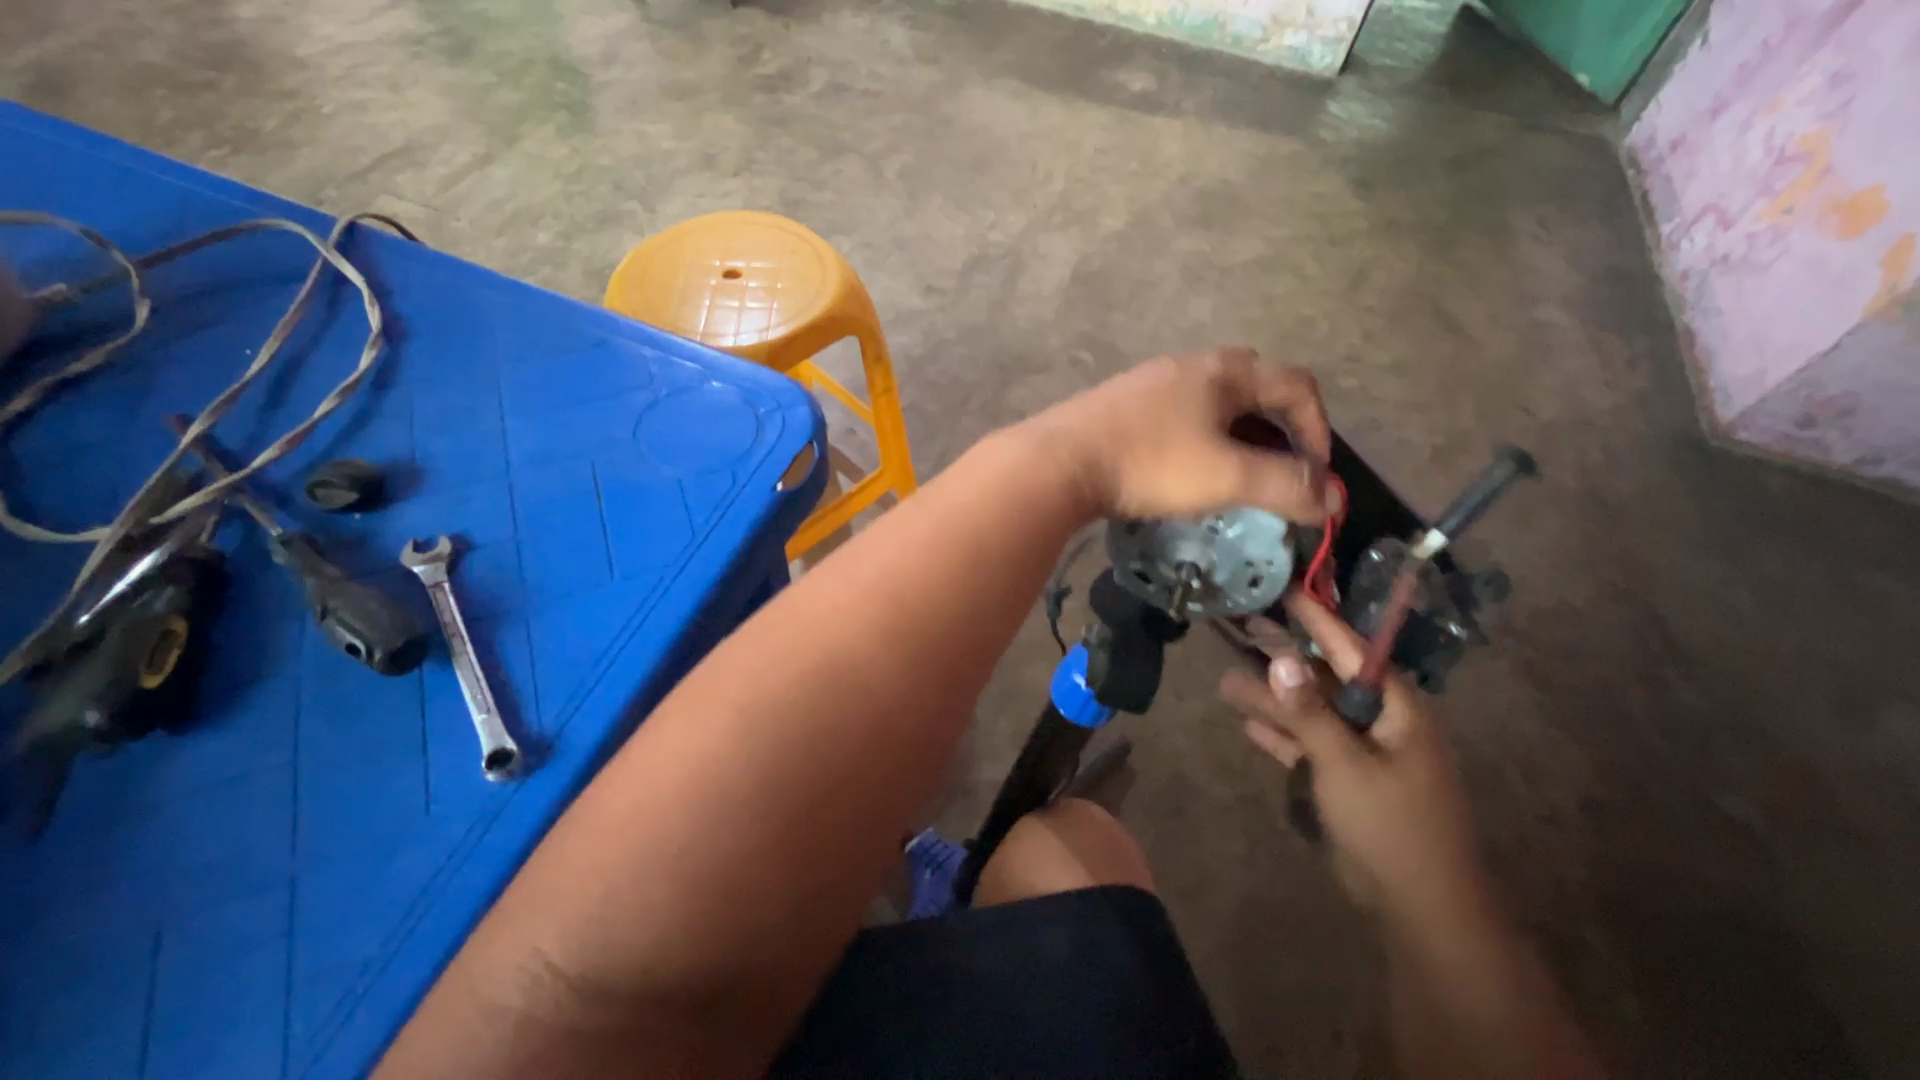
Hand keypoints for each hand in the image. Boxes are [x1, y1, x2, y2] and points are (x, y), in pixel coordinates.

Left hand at [1024, 348, 1335, 522]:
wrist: (1057, 463)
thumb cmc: (1150, 465)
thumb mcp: (1227, 478)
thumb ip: (1286, 486)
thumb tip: (1332, 498)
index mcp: (1224, 371)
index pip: (1296, 386)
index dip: (1318, 429)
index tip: (1314, 475)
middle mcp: (1190, 364)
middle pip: (1255, 386)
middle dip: (1278, 429)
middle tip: (1279, 471)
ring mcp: (1150, 381)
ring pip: (1214, 401)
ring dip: (1238, 435)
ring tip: (1236, 476)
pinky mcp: (1121, 404)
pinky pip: (1179, 413)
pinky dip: (1201, 437)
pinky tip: (1185, 470)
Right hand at [1219, 592, 1490, 925]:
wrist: (1420, 904)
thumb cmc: (1391, 824)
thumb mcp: (1345, 763)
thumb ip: (1308, 711)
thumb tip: (1279, 658)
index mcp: (1397, 708)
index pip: (1351, 649)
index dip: (1318, 619)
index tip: (1285, 589)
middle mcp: (1381, 722)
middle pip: (1324, 680)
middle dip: (1283, 661)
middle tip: (1240, 631)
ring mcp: (1363, 754)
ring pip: (1312, 715)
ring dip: (1274, 701)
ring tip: (1226, 682)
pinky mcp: (1348, 782)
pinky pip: (1311, 748)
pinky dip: (1283, 736)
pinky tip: (1249, 723)